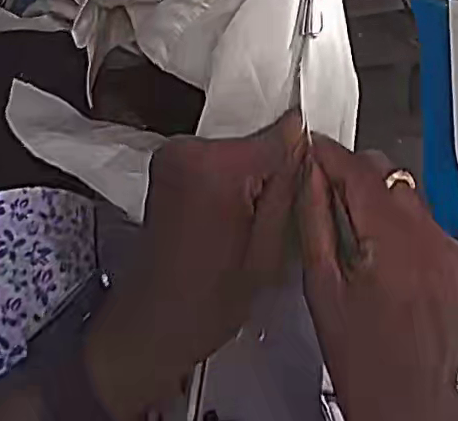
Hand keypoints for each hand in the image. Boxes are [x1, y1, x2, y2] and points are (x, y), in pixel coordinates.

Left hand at [81, 113, 304, 417]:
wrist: (152, 321)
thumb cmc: (208, 300)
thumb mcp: (267, 249)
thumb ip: (289, 186)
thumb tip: (303, 143)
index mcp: (215, 169)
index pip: (278, 136)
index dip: (298, 154)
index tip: (305, 174)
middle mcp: (188, 149)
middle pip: (254, 141)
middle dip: (269, 168)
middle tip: (267, 212)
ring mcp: (172, 152)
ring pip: (235, 146)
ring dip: (247, 173)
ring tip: (243, 218)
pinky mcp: (167, 159)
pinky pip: (215, 154)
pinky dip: (226, 175)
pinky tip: (224, 212)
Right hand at [300, 136, 457, 420]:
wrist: (410, 407)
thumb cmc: (364, 363)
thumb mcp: (322, 286)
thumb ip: (315, 220)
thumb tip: (311, 176)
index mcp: (392, 244)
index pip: (361, 172)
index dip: (333, 154)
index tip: (315, 146)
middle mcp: (428, 239)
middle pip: (387, 174)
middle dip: (354, 173)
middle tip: (327, 188)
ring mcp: (448, 248)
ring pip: (407, 192)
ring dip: (379, 197)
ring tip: (356, 230)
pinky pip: (426, 219)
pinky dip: (403, 221)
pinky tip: (385, 251)